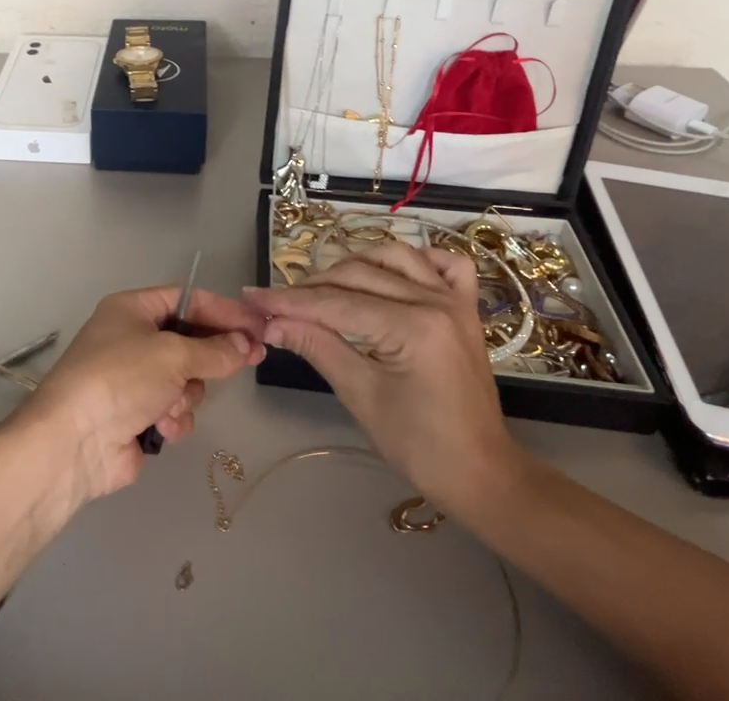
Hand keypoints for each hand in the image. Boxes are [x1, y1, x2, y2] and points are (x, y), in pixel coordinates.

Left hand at [16, 287, 266, 500]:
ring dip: (186, 393)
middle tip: (248, 360)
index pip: (186, 299)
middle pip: (190, 340)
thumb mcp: (172, 355)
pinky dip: (174, 417)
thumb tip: (245, 344)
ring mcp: (134, 379)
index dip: (223, 310)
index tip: (259, 325)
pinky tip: (162, 426)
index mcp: (131, 310)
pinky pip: (174, 408)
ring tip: (171, 403)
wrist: (75, 441)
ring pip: (186, 379)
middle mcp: (131, 339)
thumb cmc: (119, 379)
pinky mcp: (138, 415)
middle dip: (210, 357)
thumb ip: (215, 349)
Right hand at [242, 243, 521, 510]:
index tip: (251, 298)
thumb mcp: (359, 394)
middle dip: (309, 287)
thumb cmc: (417, 444)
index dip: (287, 301)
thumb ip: (316, 347)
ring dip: (353, 266)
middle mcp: (435, 301)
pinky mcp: (465, 309)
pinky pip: (443, 264)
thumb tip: (270, 324)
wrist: (478, 470)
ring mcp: (455, 301)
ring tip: (321, 289)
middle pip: (358, 276)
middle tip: (273, 302)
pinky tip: (388, 274)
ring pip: (393, 259)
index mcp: (412, 327)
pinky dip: (413, 261)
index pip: (335, 303)